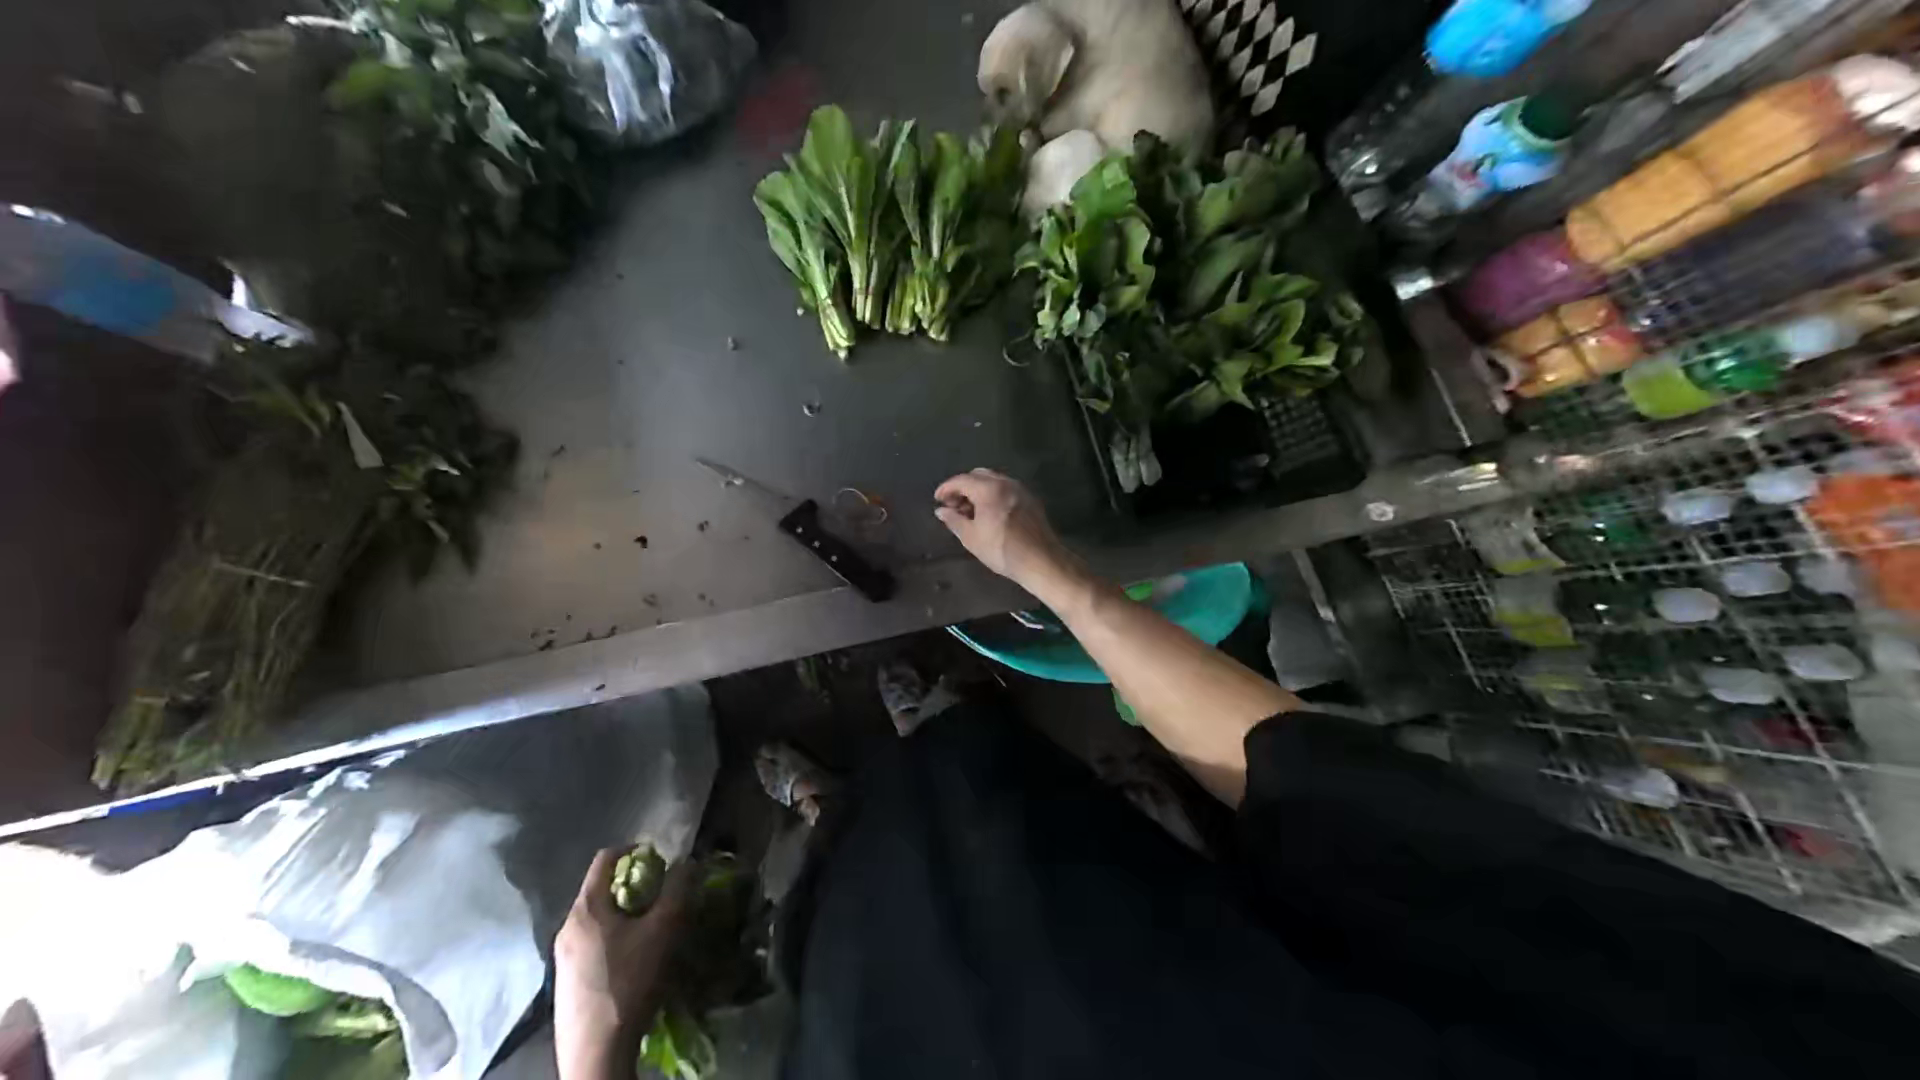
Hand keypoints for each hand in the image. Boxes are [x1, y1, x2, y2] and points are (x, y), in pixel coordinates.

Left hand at [553, 848, 694, 1079]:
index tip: (661, 860)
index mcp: (586, 909)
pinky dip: (614, 937)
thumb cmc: (629, 983)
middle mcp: (567, 927)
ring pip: (598, 917)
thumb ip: (678, 889)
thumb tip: (686, 861)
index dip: (635, 849)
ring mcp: (561, 957)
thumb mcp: (664, 930)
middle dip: (635, 885)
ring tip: (652, 929)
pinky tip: (633, 960)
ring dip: (626, 913)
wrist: (596, 1054)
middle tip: (662, 896)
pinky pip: (592, 942)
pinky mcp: (565, 982)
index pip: (606, 858)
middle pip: (601, 888)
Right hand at [934, 469, 1083, 596]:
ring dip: (978, 491)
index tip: (937, 500)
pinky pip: (1006, 489)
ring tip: (970, 511)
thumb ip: (954, 520)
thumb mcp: (971, 537)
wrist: (1040, 560)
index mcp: (989, 489)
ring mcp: (1020, 489)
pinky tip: (989, 513)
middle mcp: (1006, 482)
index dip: (946, 488)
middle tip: (953, 505)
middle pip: (978, 476)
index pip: (961, 480)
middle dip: (963, 487)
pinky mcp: (1030, 499)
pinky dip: (993, 495)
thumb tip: (941, 510)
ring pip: (993, 481)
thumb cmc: (1001, 550)